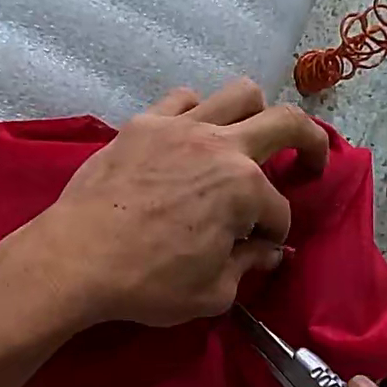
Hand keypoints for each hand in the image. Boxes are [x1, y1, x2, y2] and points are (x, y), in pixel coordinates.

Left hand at [3, 78, 328, 328]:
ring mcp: (181, 127)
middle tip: (312, 161)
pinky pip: (184, 99)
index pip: (279, 210)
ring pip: (241, 93)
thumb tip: (268, 252)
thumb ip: (249, 266)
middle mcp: (221, 147)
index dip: (276, 233)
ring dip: (257, 114)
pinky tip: (192, 135)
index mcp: (244, 188)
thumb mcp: (213, 292)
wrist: (74, 260)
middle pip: (288, 123)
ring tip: (247, 140)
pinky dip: (198, 113)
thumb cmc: (148, 282)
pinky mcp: (145, 123)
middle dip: (312, 142)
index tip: (263, 248)